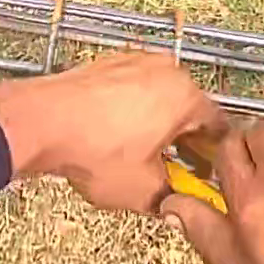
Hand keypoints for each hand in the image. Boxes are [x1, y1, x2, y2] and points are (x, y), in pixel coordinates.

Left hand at [0, 52, 225, 212]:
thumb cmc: (97, 151)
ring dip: (160, 122)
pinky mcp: (110, 61)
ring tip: (144, 153)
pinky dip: (136, 107)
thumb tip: (176, 203)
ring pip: (161, 95)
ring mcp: (135, 60)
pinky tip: (119, 133)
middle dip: (186, 138)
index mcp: (184, 95)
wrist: (45, 120)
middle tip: (176, 169)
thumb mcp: (144, 191)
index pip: (218, 126)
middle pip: (189, 106)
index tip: (206, 175)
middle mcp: (164, 68)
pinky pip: (136, 86)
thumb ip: (172, 197)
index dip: (213, 156)